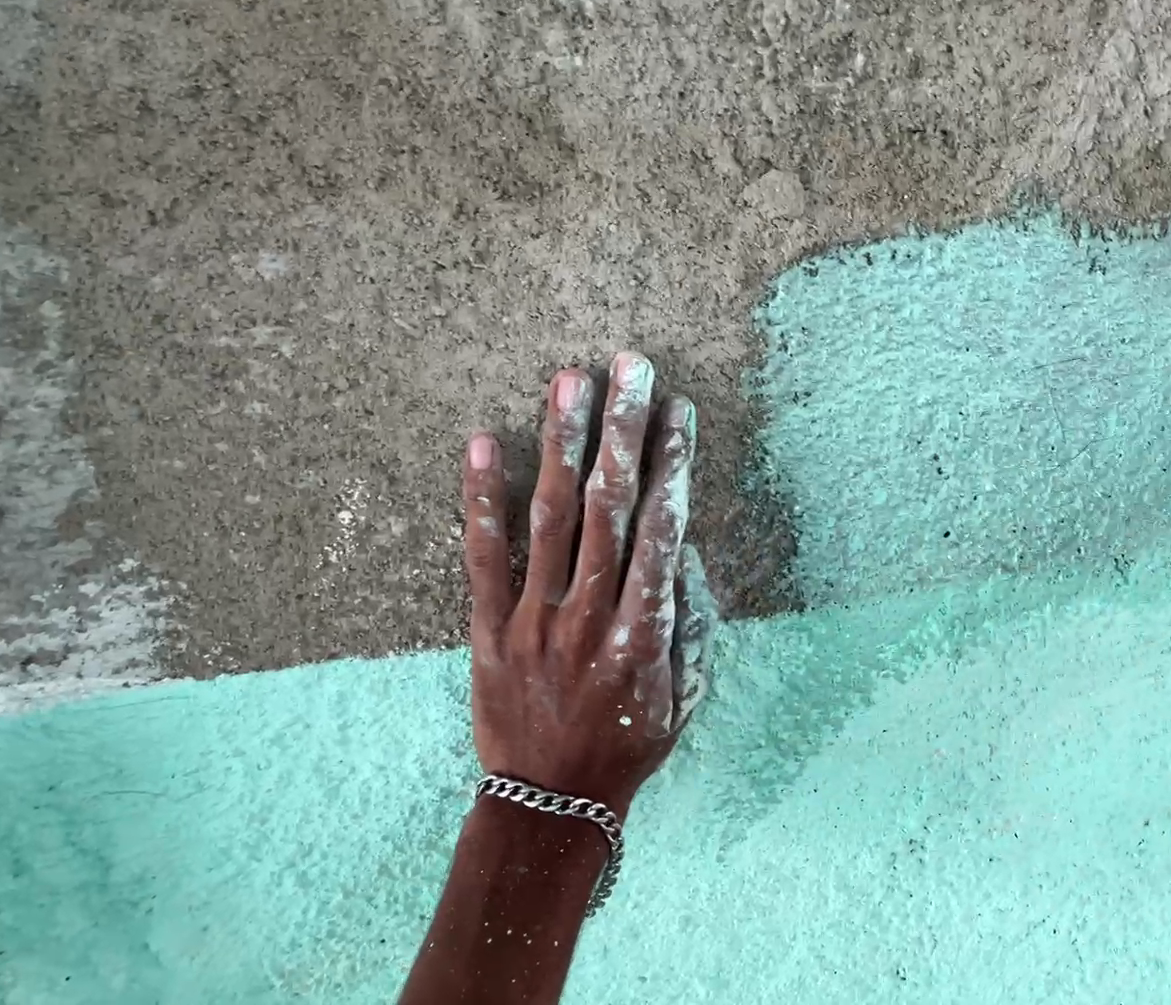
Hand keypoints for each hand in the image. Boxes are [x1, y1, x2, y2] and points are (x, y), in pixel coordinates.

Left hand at [459, 352, 711, 816]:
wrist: (549, 804)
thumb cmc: (628, 745)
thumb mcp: (685, 695)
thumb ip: (690, 622)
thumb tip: (682, 550)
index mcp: (643, 633)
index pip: (662, 530)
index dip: (672, 466)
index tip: (678, 412)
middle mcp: (589, 615)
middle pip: (609, 507)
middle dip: (623, 431)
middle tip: (631, 367)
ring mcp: (533, 619)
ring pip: (550, 517)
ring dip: (561, 443)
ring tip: (570, 381)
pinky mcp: (487, 629)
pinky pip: (480, 557)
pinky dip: (480, 498)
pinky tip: (483, 443)